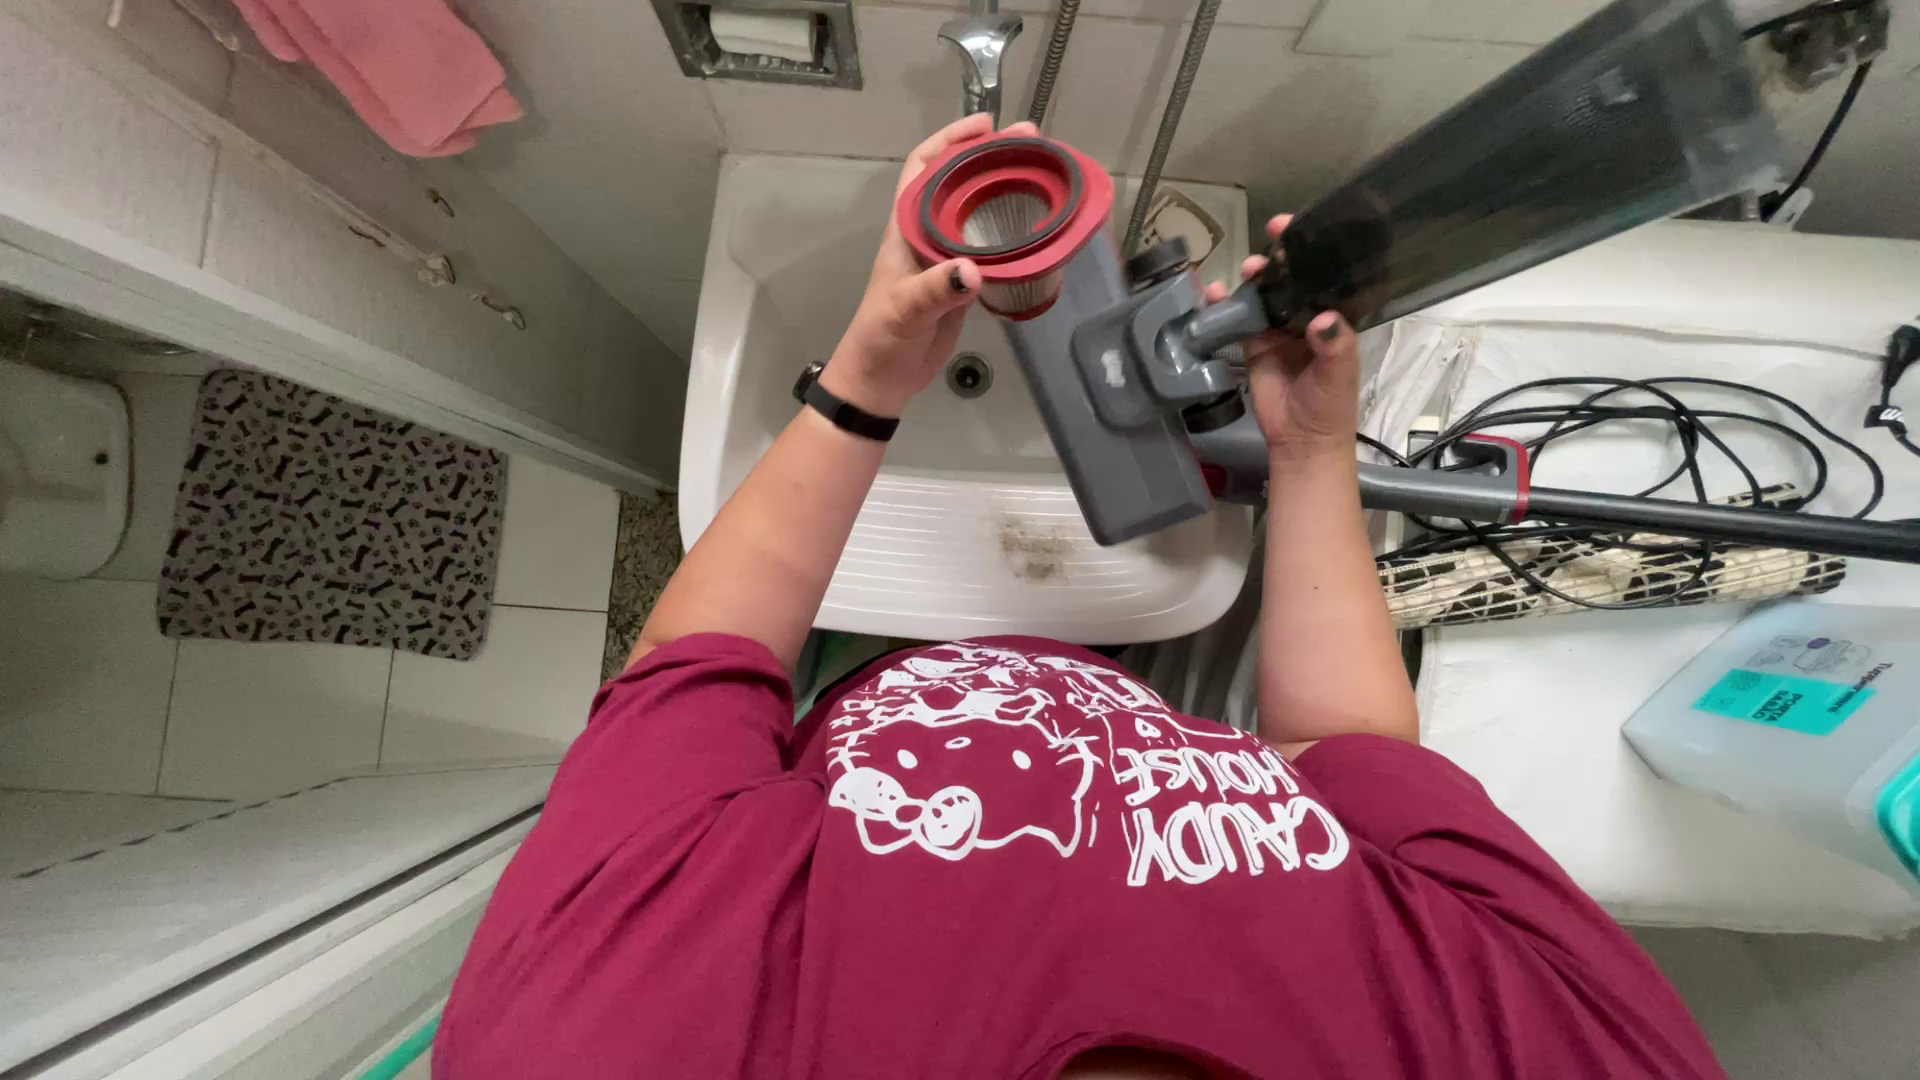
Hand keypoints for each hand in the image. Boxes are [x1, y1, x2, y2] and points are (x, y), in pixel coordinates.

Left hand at [821, 114, 1040, 416]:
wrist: (882, 379)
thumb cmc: (882, 339)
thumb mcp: (904, 311)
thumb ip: (934, 290)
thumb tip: (972, 272)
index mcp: (906, 230)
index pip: (924, 169)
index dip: (951, 141)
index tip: (986, 126)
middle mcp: (926, 237)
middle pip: (958, 185)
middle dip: (990, 159)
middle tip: (1031, 144)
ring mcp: (944, 262)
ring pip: (976, 216)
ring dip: (1003, 195)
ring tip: (1042, 177)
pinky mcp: (960, 288)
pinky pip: (989, 252)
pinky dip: (1010, 238)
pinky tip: (1035, 231)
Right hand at [1202, 214, 1361, 465]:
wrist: (1301, 439)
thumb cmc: (1330, 406)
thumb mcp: (1339, 373)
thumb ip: (1334, 344)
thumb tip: (1321, 319)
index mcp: (1332, 319)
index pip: (1323, 278)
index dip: (1312, 253)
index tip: (1299, 231)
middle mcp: (1304, 319)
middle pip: (1289, 283)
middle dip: (1276, 263)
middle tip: (1265, 252)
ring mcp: (1277, 333)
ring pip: (1262, 299)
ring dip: (1251, 283)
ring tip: (1243, 273)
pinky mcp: (1253, 349)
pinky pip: (1238, 324)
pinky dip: (1225, 310)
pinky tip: (1214, 298)